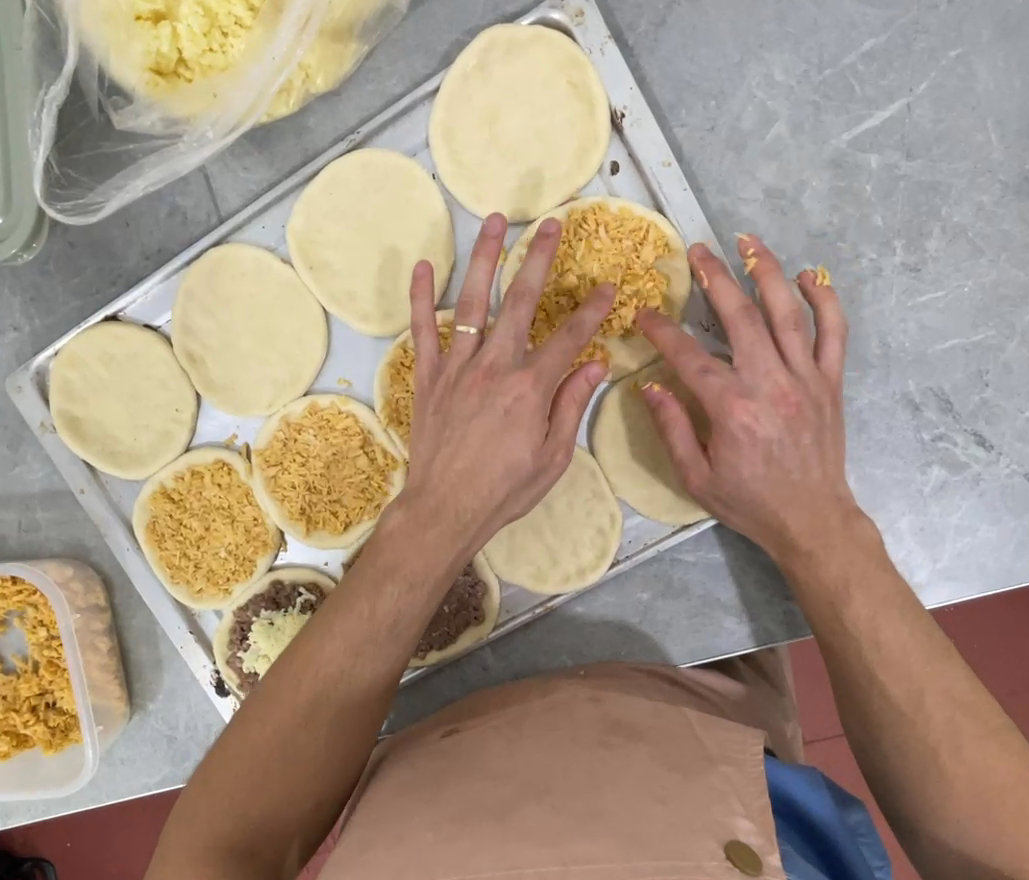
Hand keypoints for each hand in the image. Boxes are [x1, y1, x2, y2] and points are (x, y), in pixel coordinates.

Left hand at [395, 213, 612, 560]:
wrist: (444, 509)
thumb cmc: (504, 491)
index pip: (569, 338)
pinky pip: (422, 331)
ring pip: (472, 303)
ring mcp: (456, 369)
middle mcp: (494, 367)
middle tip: (550, 225)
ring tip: (493, 221)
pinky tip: (422, 266)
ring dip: (484, 258)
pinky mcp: (427, 379)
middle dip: (538, 259)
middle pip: (521, 302)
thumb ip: (571, 406)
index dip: (592, 311)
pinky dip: (420, 298)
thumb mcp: (552, 457)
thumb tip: (595, 365)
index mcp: (530, 388)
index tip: (608, 287)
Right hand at [633, 236, 862, 563]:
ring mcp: (806, 378)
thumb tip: (649, 387)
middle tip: (696, 250)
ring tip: (749, 242)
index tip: (643, 313)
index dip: (662, 331)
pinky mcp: (830, 382)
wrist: (810, 518)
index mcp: (732, 409)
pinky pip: (833, 331)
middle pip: (741, 317)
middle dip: (715, 278)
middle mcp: (770, 383)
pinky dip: (824, 299)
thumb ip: (671, 429)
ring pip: (787, 312)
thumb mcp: (695, 477)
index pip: (689, 356)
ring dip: (767, 271)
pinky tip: (808, 276)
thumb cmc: (748, 502)